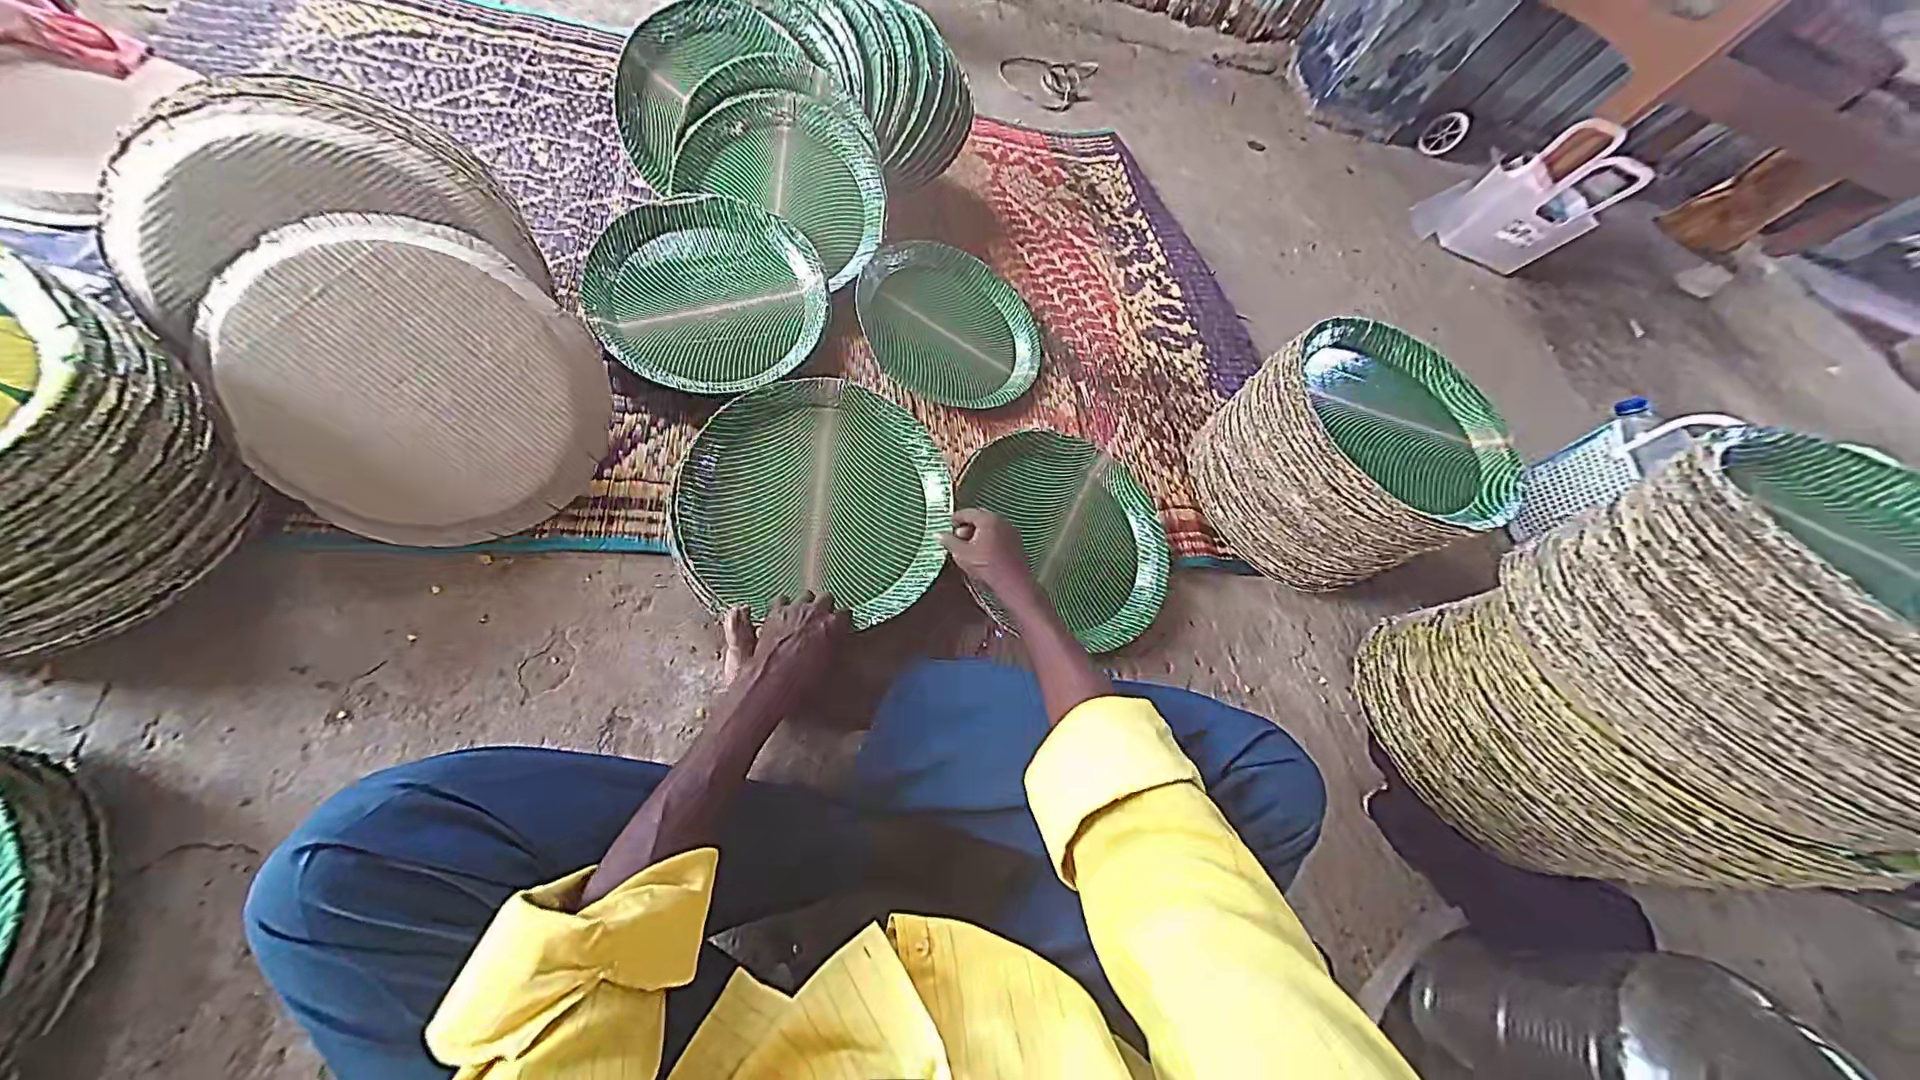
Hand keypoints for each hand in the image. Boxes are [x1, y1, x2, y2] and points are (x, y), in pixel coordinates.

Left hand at [737, 592, 849, 705]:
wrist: (774, 688)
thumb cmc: (808, 685)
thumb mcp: (836, 670)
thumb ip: (841, 650)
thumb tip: (843, 647)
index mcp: (835, 624)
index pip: (846, 614)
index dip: (843, 623)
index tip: (842, 629)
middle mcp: (815, 612)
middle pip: (826, 598)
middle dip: (826, 608)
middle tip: (823, 622)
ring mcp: (793, 610)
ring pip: (804, 596)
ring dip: (806, 605)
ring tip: (804, 617)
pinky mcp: (774, 614)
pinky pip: (781, 601)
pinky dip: (784, 607)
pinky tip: (783, 616)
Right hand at [941, 509, 1036, 601]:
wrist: (1012, 583)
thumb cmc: (988, 567)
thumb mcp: (961, 554)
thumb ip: (949, 541)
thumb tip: (940, 535)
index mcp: (988, 519)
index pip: (968, 512)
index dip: (956, 518)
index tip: (950, 523)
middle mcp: (1002, 521)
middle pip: (980, 517)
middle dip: (967, 526)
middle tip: (957, 536)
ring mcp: (1011, 531)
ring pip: (990, 526)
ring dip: (978, 533)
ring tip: (969, 546)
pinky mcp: (1016, 542)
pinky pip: (999, 534)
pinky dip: (989, 538)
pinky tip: (983, 552)